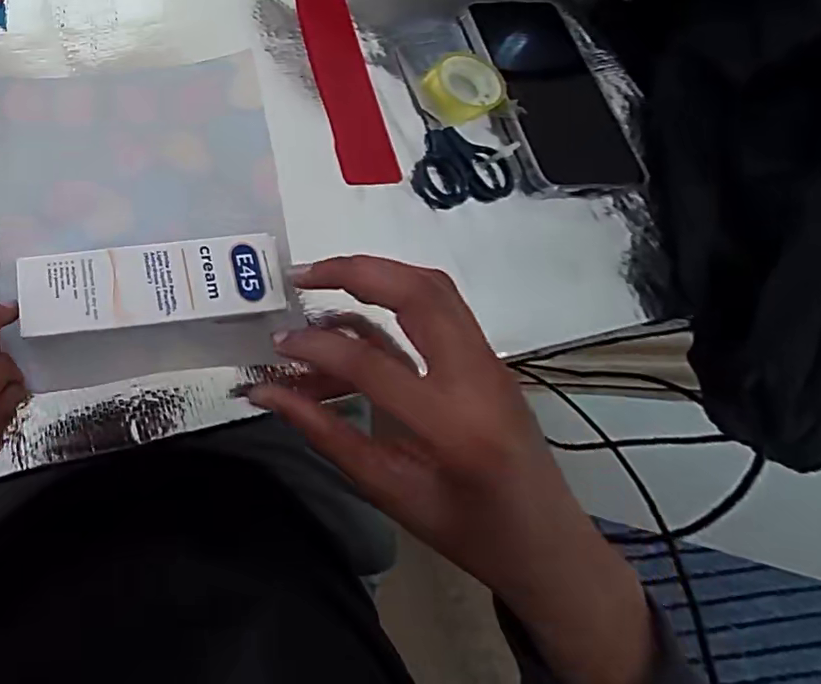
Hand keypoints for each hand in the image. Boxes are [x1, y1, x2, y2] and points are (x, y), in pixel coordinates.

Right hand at [248, 257, 652, 683]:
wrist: (551, 548)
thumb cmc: (469, 532)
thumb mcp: (389, 491)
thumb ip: (326, 434)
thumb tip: (269, 394)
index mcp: (454, 427)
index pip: (372, 364)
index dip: (317, 347)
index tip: (280, 343)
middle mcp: (478, 378)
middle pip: (417, 293)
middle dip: (353, 271)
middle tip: (303, 276)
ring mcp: (489, 361)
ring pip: (433, 286)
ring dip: (376, 271)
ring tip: (325, 277)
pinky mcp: (487, 356)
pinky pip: (441, 304)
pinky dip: (395, 291)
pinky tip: (356, 313)